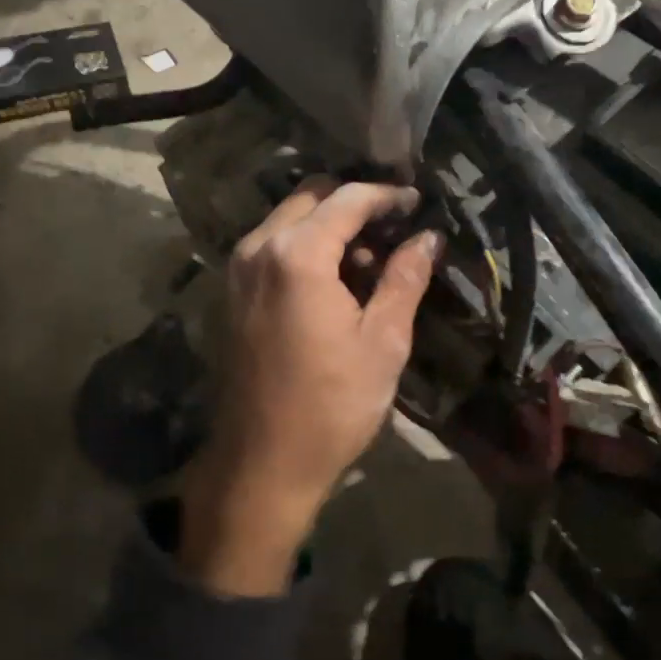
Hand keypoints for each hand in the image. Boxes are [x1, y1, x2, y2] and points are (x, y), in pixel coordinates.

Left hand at [180, 178, 443, 595]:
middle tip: (396, 228)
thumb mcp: (383, 342)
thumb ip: (405, 278)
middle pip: (311, 198)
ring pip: (289, 220)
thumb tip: (428, 237)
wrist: (263, 463)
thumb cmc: (331, 405)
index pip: (347, 199)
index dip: (386, 195)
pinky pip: (272, 247)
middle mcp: (258, 248)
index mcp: (297, 255)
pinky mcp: (232, 292)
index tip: (417, 203)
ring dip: (329, 225)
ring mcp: (238, 270)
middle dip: (354, 204)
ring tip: (372, 259)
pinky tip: (337, 279)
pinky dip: (306, 246)